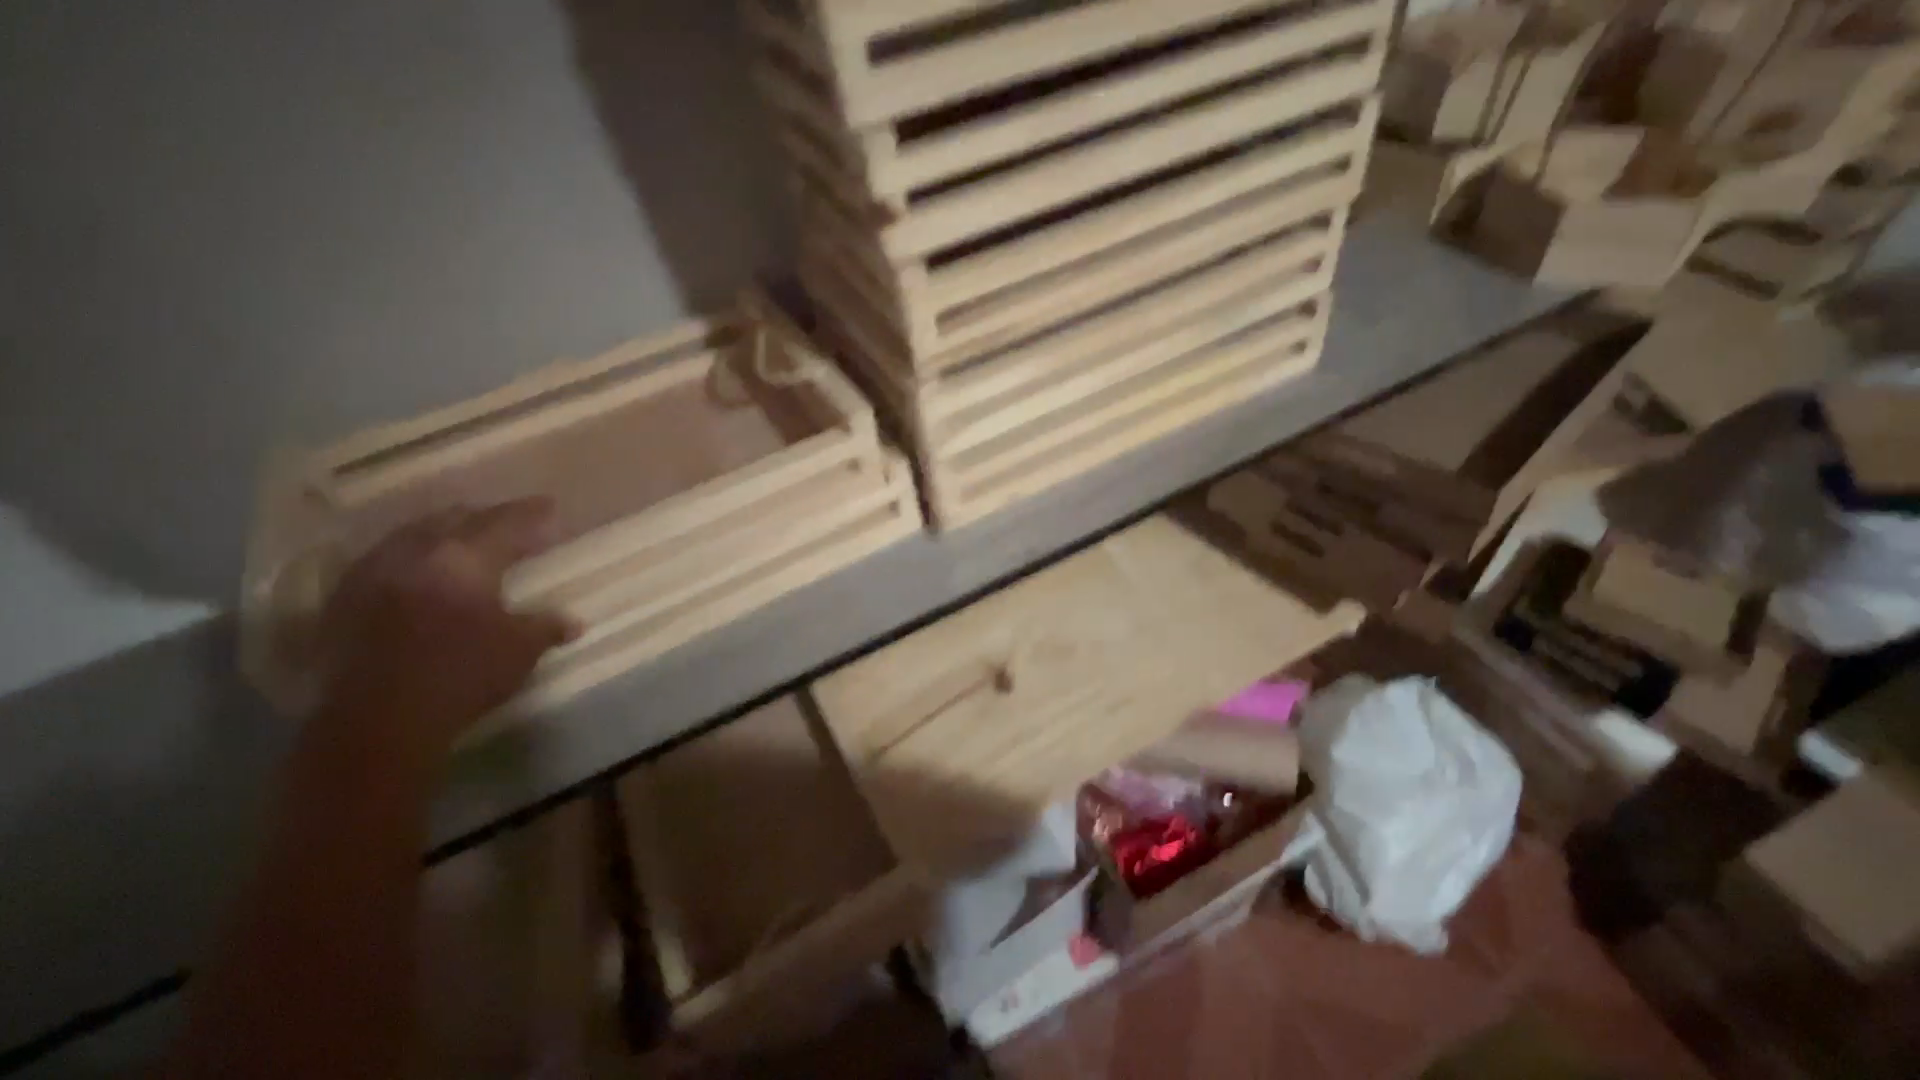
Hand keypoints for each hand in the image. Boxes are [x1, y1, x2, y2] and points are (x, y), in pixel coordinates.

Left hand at [316, 499, 577, 749]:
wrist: (377, 719)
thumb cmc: (461, 677)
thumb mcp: (518, 652)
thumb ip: (546, 628)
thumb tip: (574, 621)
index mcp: (466, 557)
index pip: (506, 521)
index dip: (531, 513)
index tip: (549, 506)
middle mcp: (418, 550)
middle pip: (455, 518)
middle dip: (482, 517)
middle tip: (504, 524)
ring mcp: (375, 569)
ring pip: (413, 533)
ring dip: (440, 533)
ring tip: (458, 542)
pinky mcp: (343, 596)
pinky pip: (384, 559)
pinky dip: (408, 557)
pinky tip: (416, 572)